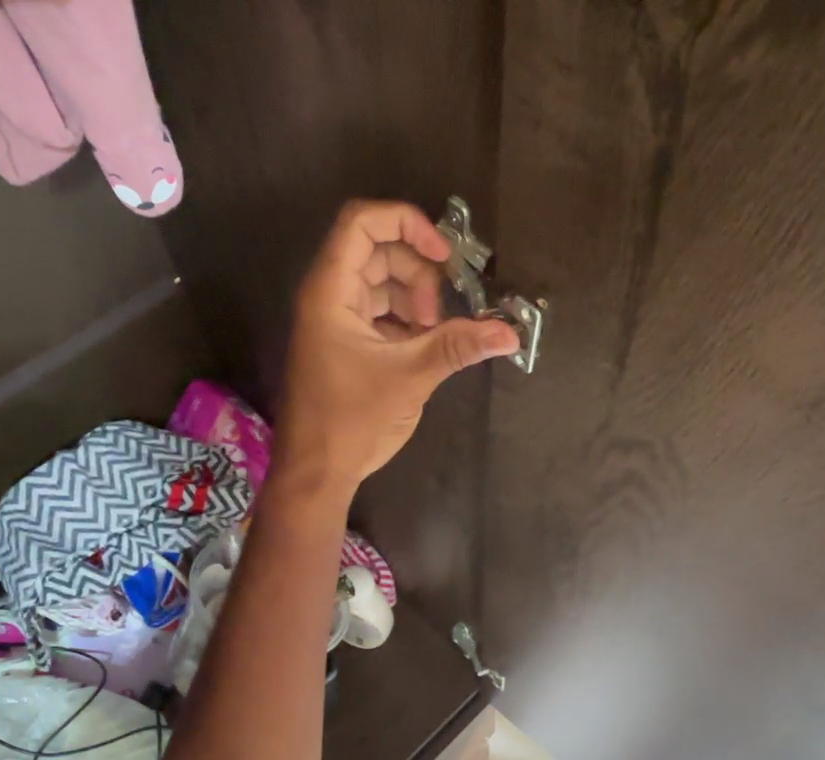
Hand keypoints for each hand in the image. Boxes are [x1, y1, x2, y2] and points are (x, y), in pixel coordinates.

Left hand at [275, 200, 522, 494]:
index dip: (406, 223)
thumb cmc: (352, 420)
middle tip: (439, 315)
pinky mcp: (342, 345)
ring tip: (433, 336)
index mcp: (331, 291)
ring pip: (378, 284)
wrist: (315, 471)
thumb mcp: (410, 378)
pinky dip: (402, 322)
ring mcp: (333, 321)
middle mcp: (328, 297)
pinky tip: (421, 350)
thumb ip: (458, 346)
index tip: (444, 256)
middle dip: (417, 273)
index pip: (362, 223)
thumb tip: (509, 333)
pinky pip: (376, 313)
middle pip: (376, 252)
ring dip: (413, 300)